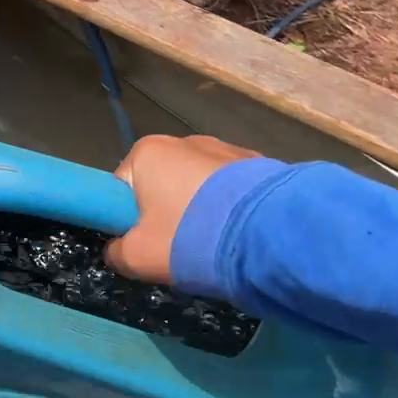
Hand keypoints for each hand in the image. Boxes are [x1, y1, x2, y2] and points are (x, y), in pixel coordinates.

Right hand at [106, 134, 260, 284]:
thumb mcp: (136, 256)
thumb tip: (119, 251)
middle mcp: (185, 141)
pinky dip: (236, 209)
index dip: (130, 216)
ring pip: (202, 187)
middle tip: (183, 246)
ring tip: (221, 242)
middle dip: (169, 211)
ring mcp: (229, 149)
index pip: (123, 186)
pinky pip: (237, 190)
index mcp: (146, 152)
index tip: (146, 240)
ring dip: (205, 210)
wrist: (281, 236)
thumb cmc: (191, 235)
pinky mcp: (267, 164)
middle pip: (163, 183)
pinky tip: (247, 234)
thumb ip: (116, 253)